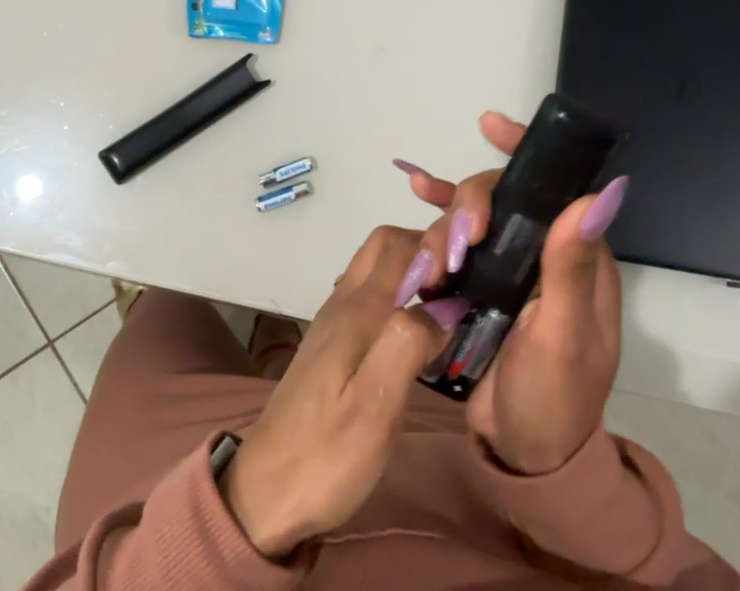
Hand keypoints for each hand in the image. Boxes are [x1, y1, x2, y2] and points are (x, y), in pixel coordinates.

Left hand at [219, 226, 449, 556]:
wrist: (264, 495)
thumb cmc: (325, 455)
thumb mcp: (374, 407)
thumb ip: (408, 345)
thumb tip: (446, 302)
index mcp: (356, 313)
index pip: (401, 246)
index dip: (440, 244)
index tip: (475, 268)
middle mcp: (342, 306)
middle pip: (384, 247)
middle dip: (427, 248)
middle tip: (464, 283)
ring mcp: (333, 325)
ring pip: (376, 270)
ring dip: (414, 270)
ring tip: (453, 303)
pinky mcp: (332, 347)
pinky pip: (370, 298)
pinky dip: (400, 296)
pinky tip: (421, 333)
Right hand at [394, 114, 627, 474]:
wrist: (522, 450)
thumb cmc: (555, 398)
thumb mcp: (564, 338)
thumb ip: (572, 270)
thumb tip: (596, 195)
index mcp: (577, 259)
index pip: (558, 187)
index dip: (528, 152)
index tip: (491, 126)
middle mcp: (542, 254)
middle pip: (504, 198)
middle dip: (470, 206)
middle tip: (455, 245)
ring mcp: (507, 270)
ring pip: (473, 219)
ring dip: (445, 225)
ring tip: (429, 260)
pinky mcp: (477, 288)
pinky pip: (453, 243)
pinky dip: (434, 223)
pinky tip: (415, 200)